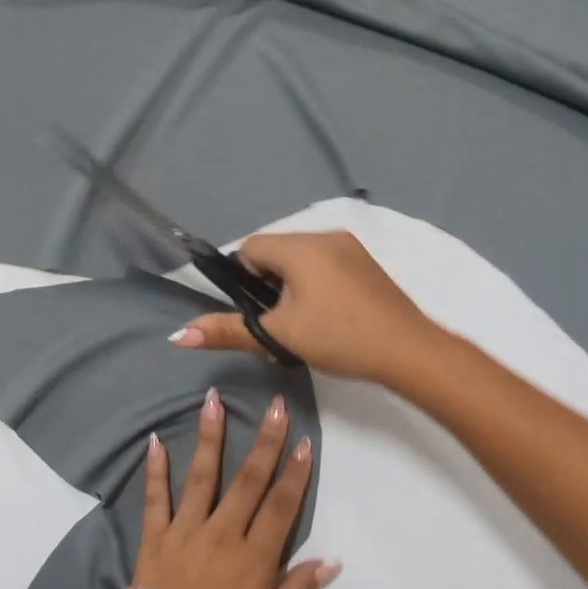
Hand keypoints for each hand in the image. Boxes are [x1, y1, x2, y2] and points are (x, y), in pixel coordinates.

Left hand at [114, 388, 341, 588]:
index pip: (281, 505)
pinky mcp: (155, 536)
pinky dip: (155, 469)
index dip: (295, 473)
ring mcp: (185, 530)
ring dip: (209, 436)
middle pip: (248, 480)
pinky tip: (154, 440)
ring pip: (201, 475)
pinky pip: (155, 497)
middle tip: (273, 405)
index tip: (305, 440)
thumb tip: (331, 560)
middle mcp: (222, 533)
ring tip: (213, 400)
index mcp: (255, 556)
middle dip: (264, 441)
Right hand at [170, 231, 448, 389]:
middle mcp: (324, 236)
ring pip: (301, 261)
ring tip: (302, 326)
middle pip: (276, 253)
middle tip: (278, 324)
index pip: (250, 248)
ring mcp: (350, 248)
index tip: (256, 312)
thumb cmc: (339, 338)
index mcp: (300, 247)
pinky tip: (326, 319)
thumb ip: (228, 331)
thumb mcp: (279, 336)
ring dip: (291, 288)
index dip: (243, 280)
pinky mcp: (367, 264)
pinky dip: (315, 286)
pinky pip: (325, 265)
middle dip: (267, 286)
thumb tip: (177, 336)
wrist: (410, 352)